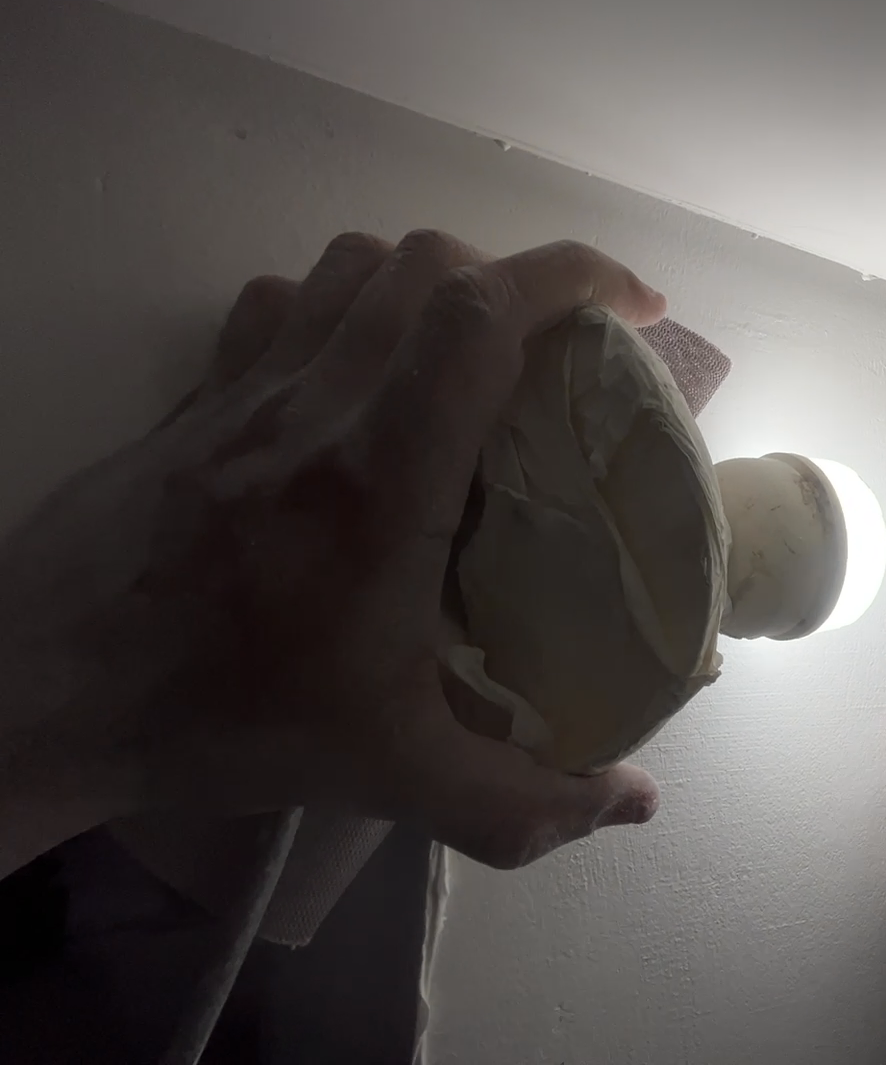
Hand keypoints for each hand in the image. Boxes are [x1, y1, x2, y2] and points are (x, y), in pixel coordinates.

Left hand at [0, 230, 666, 876]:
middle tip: (575, 346)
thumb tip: (637, 804)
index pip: (478, 318)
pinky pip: (292, 302)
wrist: (10, 705)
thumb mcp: (395, 775)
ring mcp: (248, 390)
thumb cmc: (225, 721)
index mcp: (380, 478)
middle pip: (432, 266)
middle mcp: (316, 408)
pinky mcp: (201, 396)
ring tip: (491, 350)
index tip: (637, 310)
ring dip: (447, 286)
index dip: (576, 281)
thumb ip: (526, 800)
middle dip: (527, 280)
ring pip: (361, 265)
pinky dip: (358, 307)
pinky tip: (380, 370)